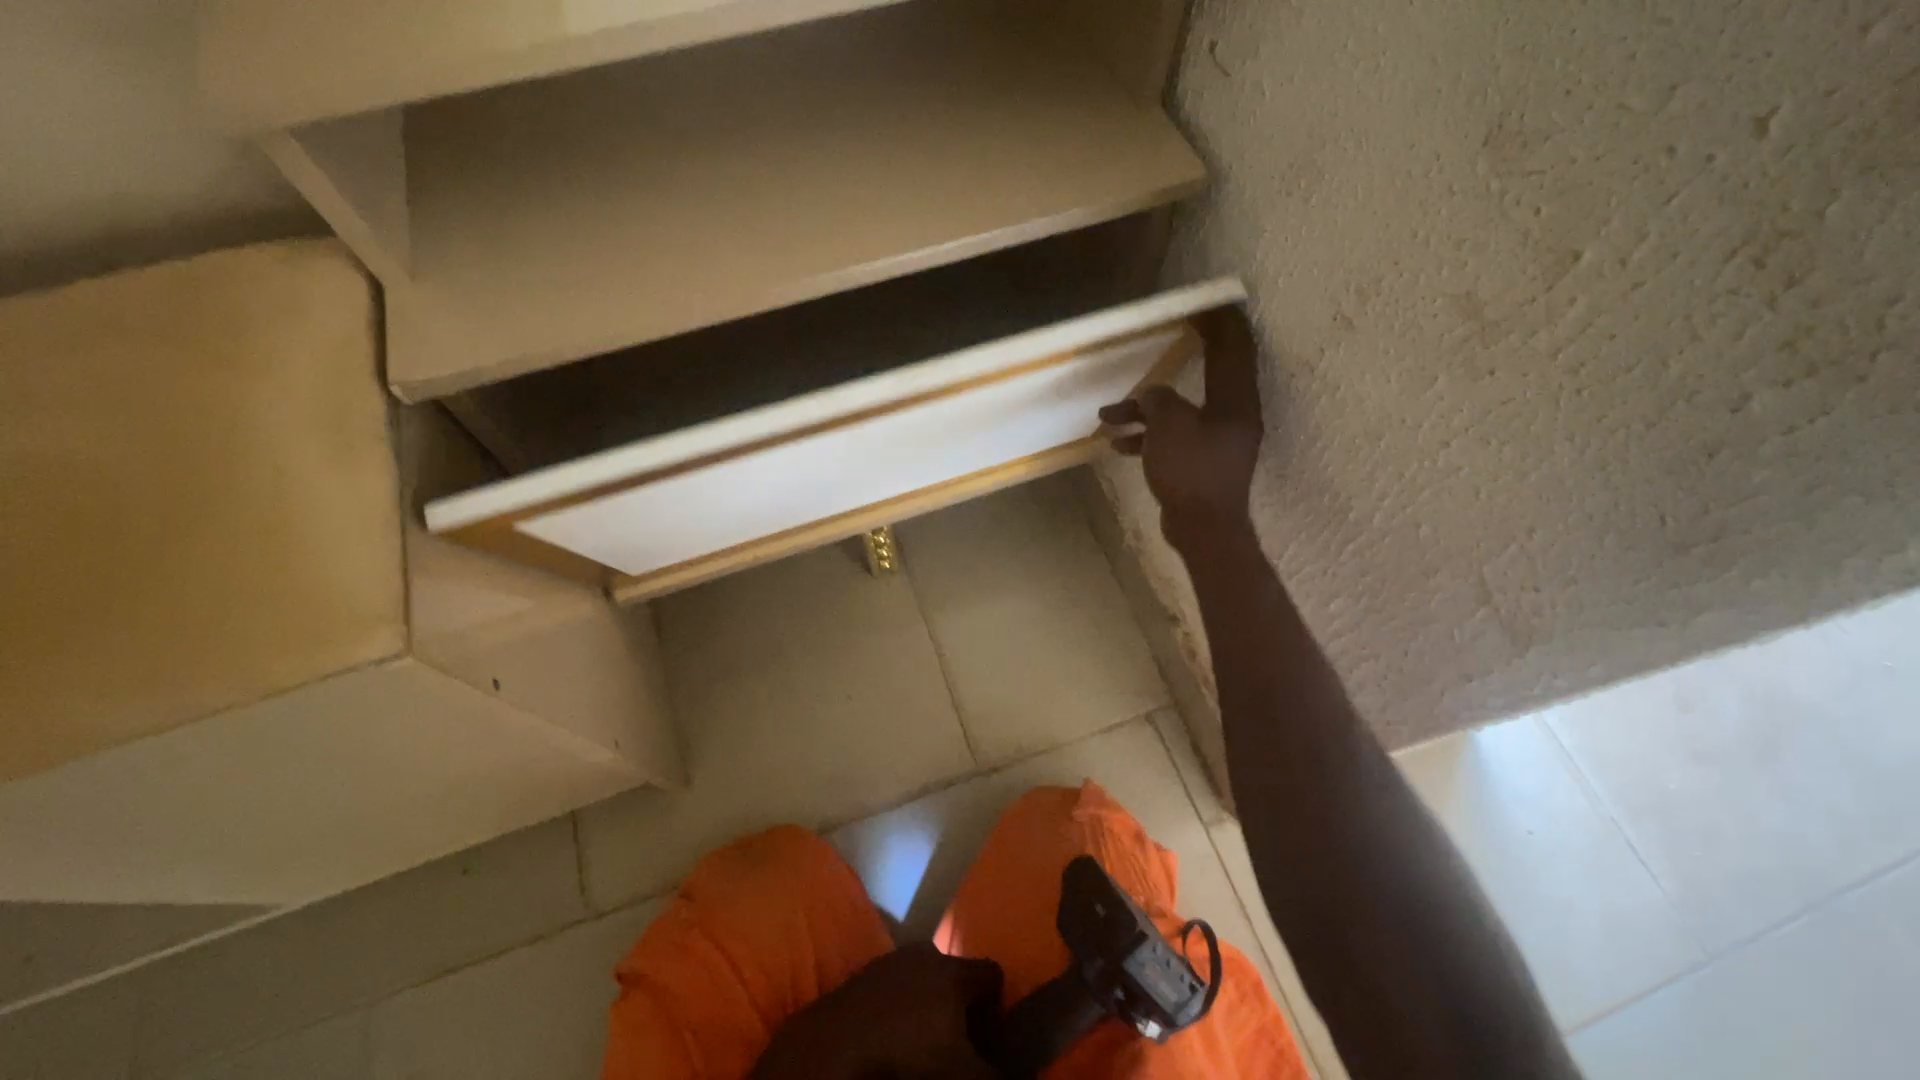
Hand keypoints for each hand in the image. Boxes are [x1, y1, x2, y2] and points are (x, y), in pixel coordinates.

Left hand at [749, 943, 1003, 1079]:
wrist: (828, 1056)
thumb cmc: (908, 1062)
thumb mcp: (964, 1077)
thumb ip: (997, 1073)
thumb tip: (1015, 1073)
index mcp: (952, 971)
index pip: (992, 973)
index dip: (999, 1006)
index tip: (992, 1036)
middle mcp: (920, 956)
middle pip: (952, 975)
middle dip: (957, 1005)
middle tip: (955, 1044)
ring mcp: (882, 965)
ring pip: (916, 983)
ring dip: (922, 1008)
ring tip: (917, 1046)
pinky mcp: (852, 981)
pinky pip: (886, 994)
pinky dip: (891, 1014)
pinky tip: (884, 1045)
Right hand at [1098, 304, 1263, 553]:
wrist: (1203, 527)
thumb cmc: (1191, 469)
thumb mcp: (1169, 424)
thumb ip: (1159, 400)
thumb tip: (1152, 396)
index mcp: (1235, 401)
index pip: (1234, 350)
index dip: (1223, 324)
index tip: (1212, 303)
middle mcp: (1233, 417)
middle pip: (1212, 375)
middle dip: (1192, 354)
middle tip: (1178, 330)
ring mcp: (1218, 443)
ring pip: (1182, 412)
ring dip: (1148, 410)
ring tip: (1109, 413)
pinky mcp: (1201, 465)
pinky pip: (1173, 440)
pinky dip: (1148, 437)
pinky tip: (1118, 444)